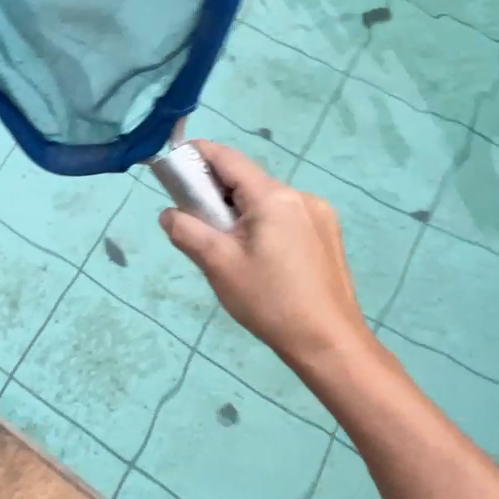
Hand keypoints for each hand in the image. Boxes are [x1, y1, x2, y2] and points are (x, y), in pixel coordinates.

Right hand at [159, 141, 373, 368]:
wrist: (329, 344)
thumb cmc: (269, 301)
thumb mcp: (217, 264)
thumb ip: (185, 230)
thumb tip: (169, 214)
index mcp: (273, 197)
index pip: (226, 158)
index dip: (196, 154)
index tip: (171, 166)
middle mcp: (300, 196)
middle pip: (245, 180)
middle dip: (214, 193)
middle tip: (195, 223)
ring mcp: (319, 215)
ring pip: (264, 200)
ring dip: (238, 212)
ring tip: (228, 250)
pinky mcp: (327, 235)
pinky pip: (283, 216)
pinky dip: (261, 224)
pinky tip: (258, 258)